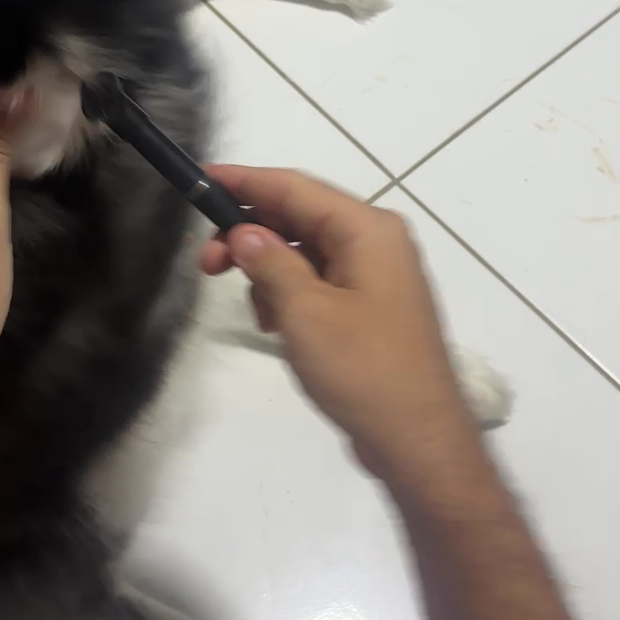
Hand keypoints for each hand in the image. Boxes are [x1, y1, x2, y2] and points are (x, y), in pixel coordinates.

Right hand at [199, 165, 478, 481]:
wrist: (418, 439)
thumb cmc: (362, 368)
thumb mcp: (305, 311)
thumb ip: (271, 262)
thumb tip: (245, 232)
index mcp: (368, 229)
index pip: (295, 188)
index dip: (246, 181)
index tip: (201, 180)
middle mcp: (376, 242)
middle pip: (300, 219)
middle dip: (251, 237)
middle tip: (206, 265)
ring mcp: (377, 276)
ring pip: (307, 253)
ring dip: (270, 273)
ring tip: (256, 313)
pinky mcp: (371, 307)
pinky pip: (321, 282)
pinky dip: (292, 296)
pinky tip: (276, 326)